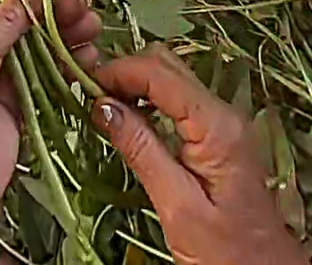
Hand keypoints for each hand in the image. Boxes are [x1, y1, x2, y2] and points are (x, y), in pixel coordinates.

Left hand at [0, 0, 102, 264]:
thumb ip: (5, 20)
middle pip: (22, 18)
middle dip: (53, 10)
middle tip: (83, 5)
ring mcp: (0, 77)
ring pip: (39, 46)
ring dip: (66, 35)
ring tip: (92, 28)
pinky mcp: (20, 104)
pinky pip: (48, 77)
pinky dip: (68, 66)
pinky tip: (88, 59)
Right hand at [91, 45, 308, 264]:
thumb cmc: (226, 254)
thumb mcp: (178, 207)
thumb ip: (142, 150)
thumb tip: (102, 105)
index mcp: (216, 123)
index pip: (161, 73)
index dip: (121, 70)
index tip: (85, 81)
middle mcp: (222, 111)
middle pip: (168, 65)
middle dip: (127, 71)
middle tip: (91, 92)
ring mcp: (222, 120)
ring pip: (172, 77)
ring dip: (137, 81)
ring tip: (104, 103)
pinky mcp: (218, 134)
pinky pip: (178, 99)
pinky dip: (150, 98)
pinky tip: (131, 116)